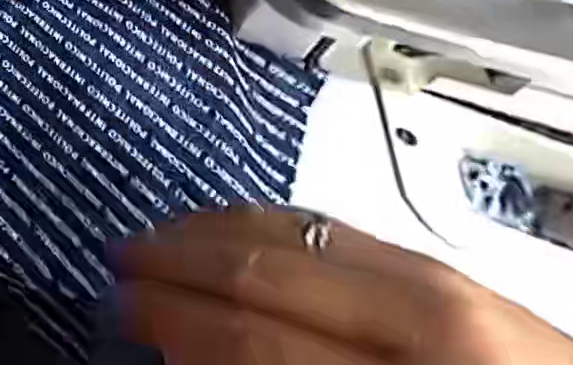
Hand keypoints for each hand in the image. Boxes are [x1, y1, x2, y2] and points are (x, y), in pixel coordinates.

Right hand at [118, 206, 572, 364]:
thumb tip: (199, 350)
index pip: (256, 336)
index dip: (176, 319)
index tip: (124, 304)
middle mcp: (424, 315)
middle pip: (266, 266)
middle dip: (179, 262)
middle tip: (121, 260)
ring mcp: (442, 278)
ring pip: (294, 225)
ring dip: (214, 229)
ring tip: (162, 235)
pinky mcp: (451, 266)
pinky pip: (331, 225)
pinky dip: (266, 222)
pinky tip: (236, 227)